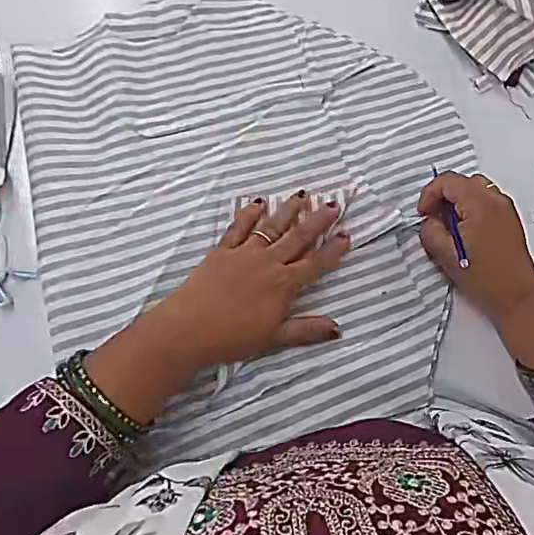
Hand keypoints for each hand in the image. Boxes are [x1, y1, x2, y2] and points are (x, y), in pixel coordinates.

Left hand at [84, 193, 350, 423]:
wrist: (187, 330)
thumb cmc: (232, 338)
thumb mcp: (274, 338)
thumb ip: (306, 330)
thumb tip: (337, 329)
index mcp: (283, 285)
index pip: (315, 263)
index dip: (333, 250)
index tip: (346, 235)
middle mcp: (267, 263)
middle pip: (298, 238)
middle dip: (318, 221)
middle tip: (333, 204)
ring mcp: (244, 254)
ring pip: (272, 227)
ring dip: (288, 210)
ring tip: (303, 196)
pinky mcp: (221, 252)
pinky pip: (238, 228)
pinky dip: (249, 214)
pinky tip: (258, 203)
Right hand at [416, 172, 533, 370]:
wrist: (517, 295)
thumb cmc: (487, 279)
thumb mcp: (446, 255)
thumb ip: (430, 232)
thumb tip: (428, 223)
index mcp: (479, 203)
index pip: (448, 181)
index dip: (429, 194)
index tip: (423, 213)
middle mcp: (496, 200)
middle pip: (463, 182)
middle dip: (444, 197)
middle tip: (434, 219)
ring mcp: (506, 209)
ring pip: (475, 190)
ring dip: (458, 203)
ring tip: (449, 228)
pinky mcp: (510, 220)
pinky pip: (486, 202)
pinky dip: (472, 209)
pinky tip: (465, 234)